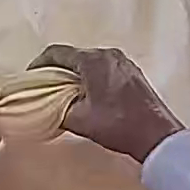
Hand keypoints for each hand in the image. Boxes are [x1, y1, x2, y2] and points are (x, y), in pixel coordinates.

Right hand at [29, 46, 182, 161]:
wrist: (158, 136)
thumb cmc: (118, 125)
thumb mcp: (80, 121)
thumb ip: (58, 111)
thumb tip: (47, 109)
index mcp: (93, 60)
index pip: (57, 53)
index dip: (39, 63)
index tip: (31, 77)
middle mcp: (109, 54)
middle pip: (74, 55)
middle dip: (58, 70)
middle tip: (45, 87)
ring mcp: (124, 62)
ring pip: (90, 62)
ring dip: (76, 74)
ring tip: (65, 93)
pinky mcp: (134, 73)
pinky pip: (105, 68)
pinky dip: (92, 77)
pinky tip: (89, 96)